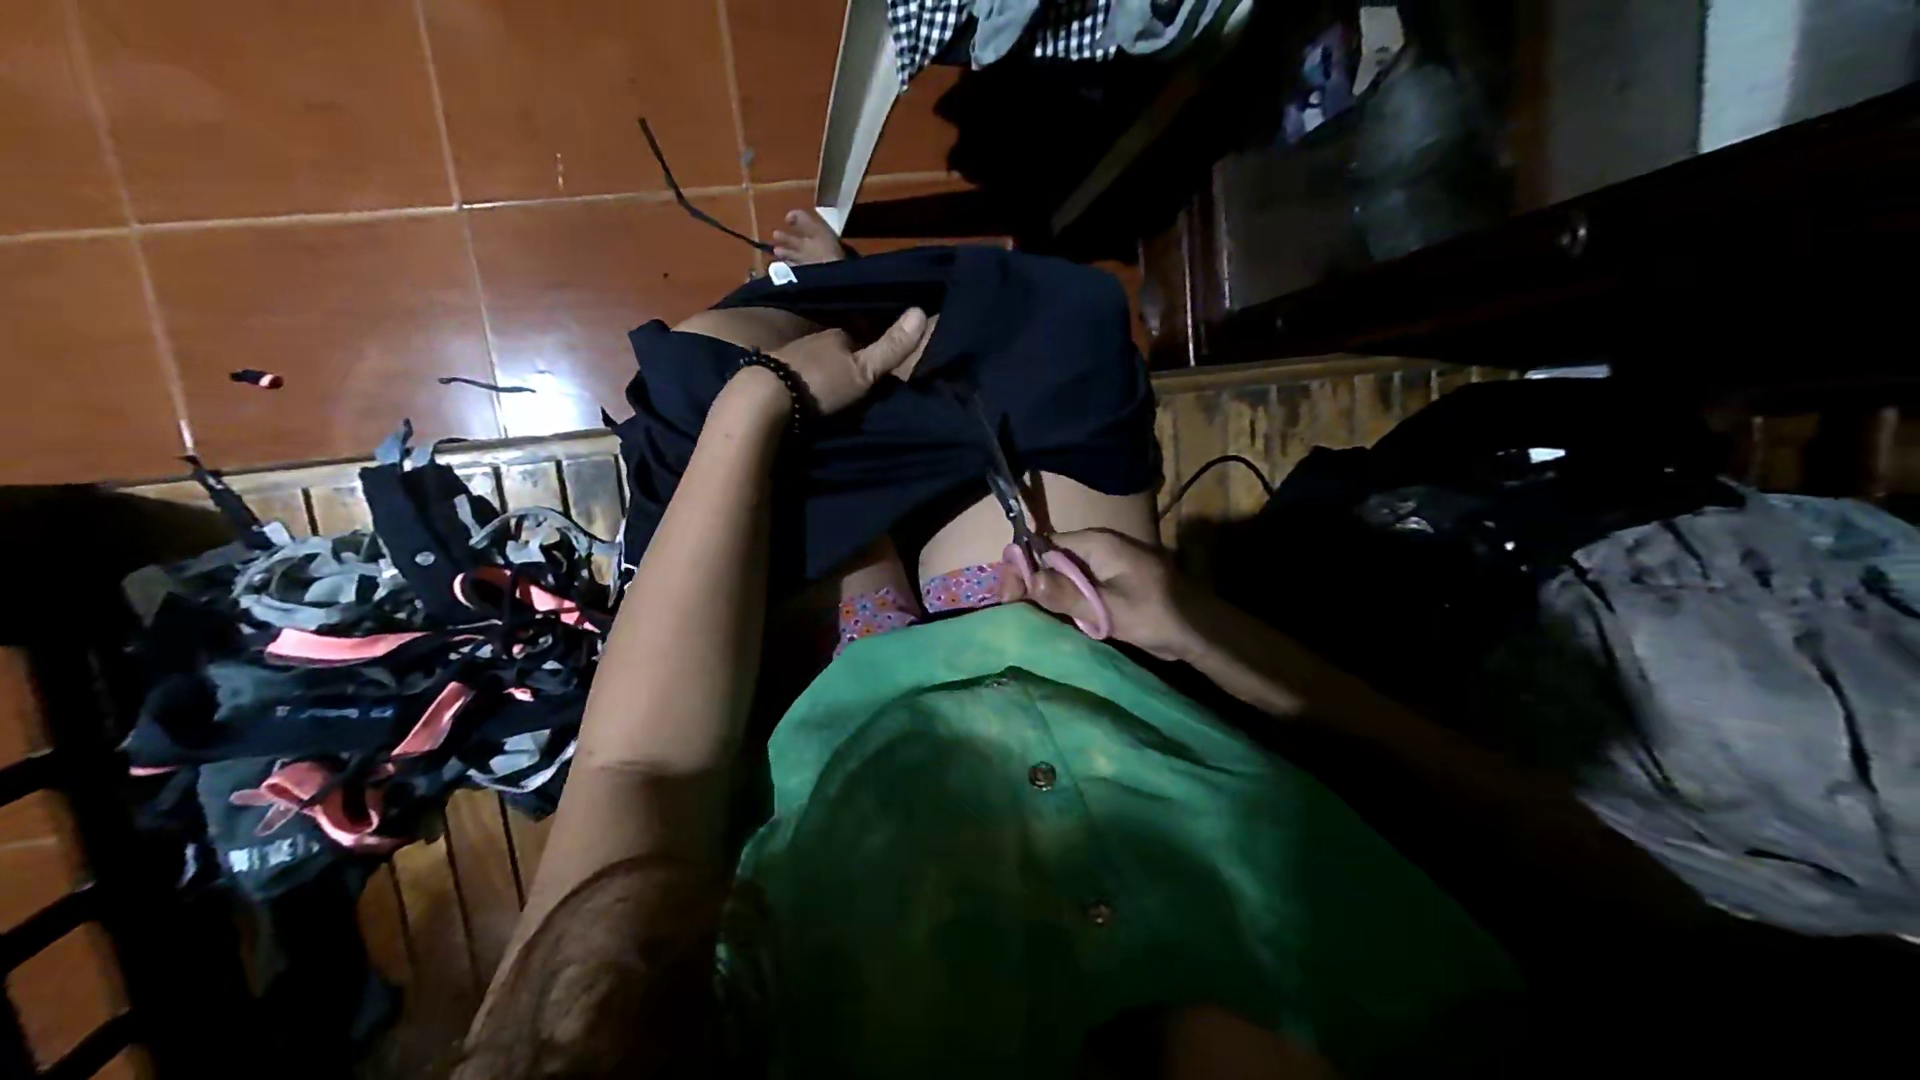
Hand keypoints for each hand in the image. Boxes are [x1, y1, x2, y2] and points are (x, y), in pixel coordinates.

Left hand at [769, 307, 929, 415]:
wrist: (767, 396)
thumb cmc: (822, 382)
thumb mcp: (865, 370)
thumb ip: (891, 347)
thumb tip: (922, 311)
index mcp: (839, 334)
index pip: (863, 335)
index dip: (873, 348)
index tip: (882, 366)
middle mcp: (816, 337)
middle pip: (840, 347)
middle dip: (848, 358)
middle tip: (862, 380)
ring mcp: (794, 352)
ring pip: (819, 358)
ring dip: (828, 368)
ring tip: (839, 387)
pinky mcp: (777, 369)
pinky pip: (801, 370)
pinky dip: (809, 377)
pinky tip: (812, 390)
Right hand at [997, 528, 1203, 660]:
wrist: (1199, 631)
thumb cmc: (1157, 616)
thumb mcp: (1110, 609)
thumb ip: (1068, 595)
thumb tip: (1027, 579)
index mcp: (1096, 543)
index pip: (1043, 546)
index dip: (1020, 567)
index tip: (1007, 596)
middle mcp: (1096, 547)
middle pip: (1048, 557)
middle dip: (1027, 579)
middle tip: (1011, 608)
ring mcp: (1103, 564)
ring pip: (1060, 573)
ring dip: (1042, 591)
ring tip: (1021, 613)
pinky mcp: (1108, 582)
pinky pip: (1076, 584)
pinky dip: (1060, 597)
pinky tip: (1046, 615)